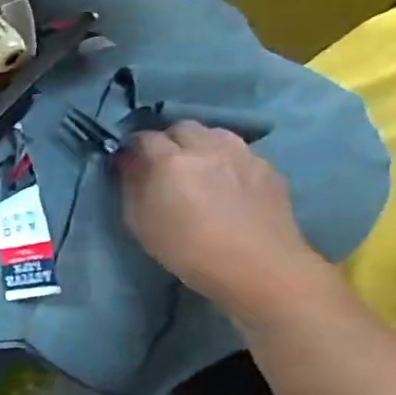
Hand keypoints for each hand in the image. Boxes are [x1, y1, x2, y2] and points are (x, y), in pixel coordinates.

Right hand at [116, 121, 328, 318]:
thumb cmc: (186, 248)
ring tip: (196, 167)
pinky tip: (225, 182)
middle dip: (167, 139)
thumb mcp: (140, 222)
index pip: (144, 137)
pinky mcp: (268, 168)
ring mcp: (243, 155)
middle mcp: (208, 148)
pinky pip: (240, 152)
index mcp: (171, 161)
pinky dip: (226, 158)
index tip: (127, 160)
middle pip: (182, 127)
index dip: (132, 146)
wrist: (257, 267)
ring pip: (215, 133)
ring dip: (199, 143)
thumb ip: (131, 186)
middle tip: (161, 162)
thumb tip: (128, 163)